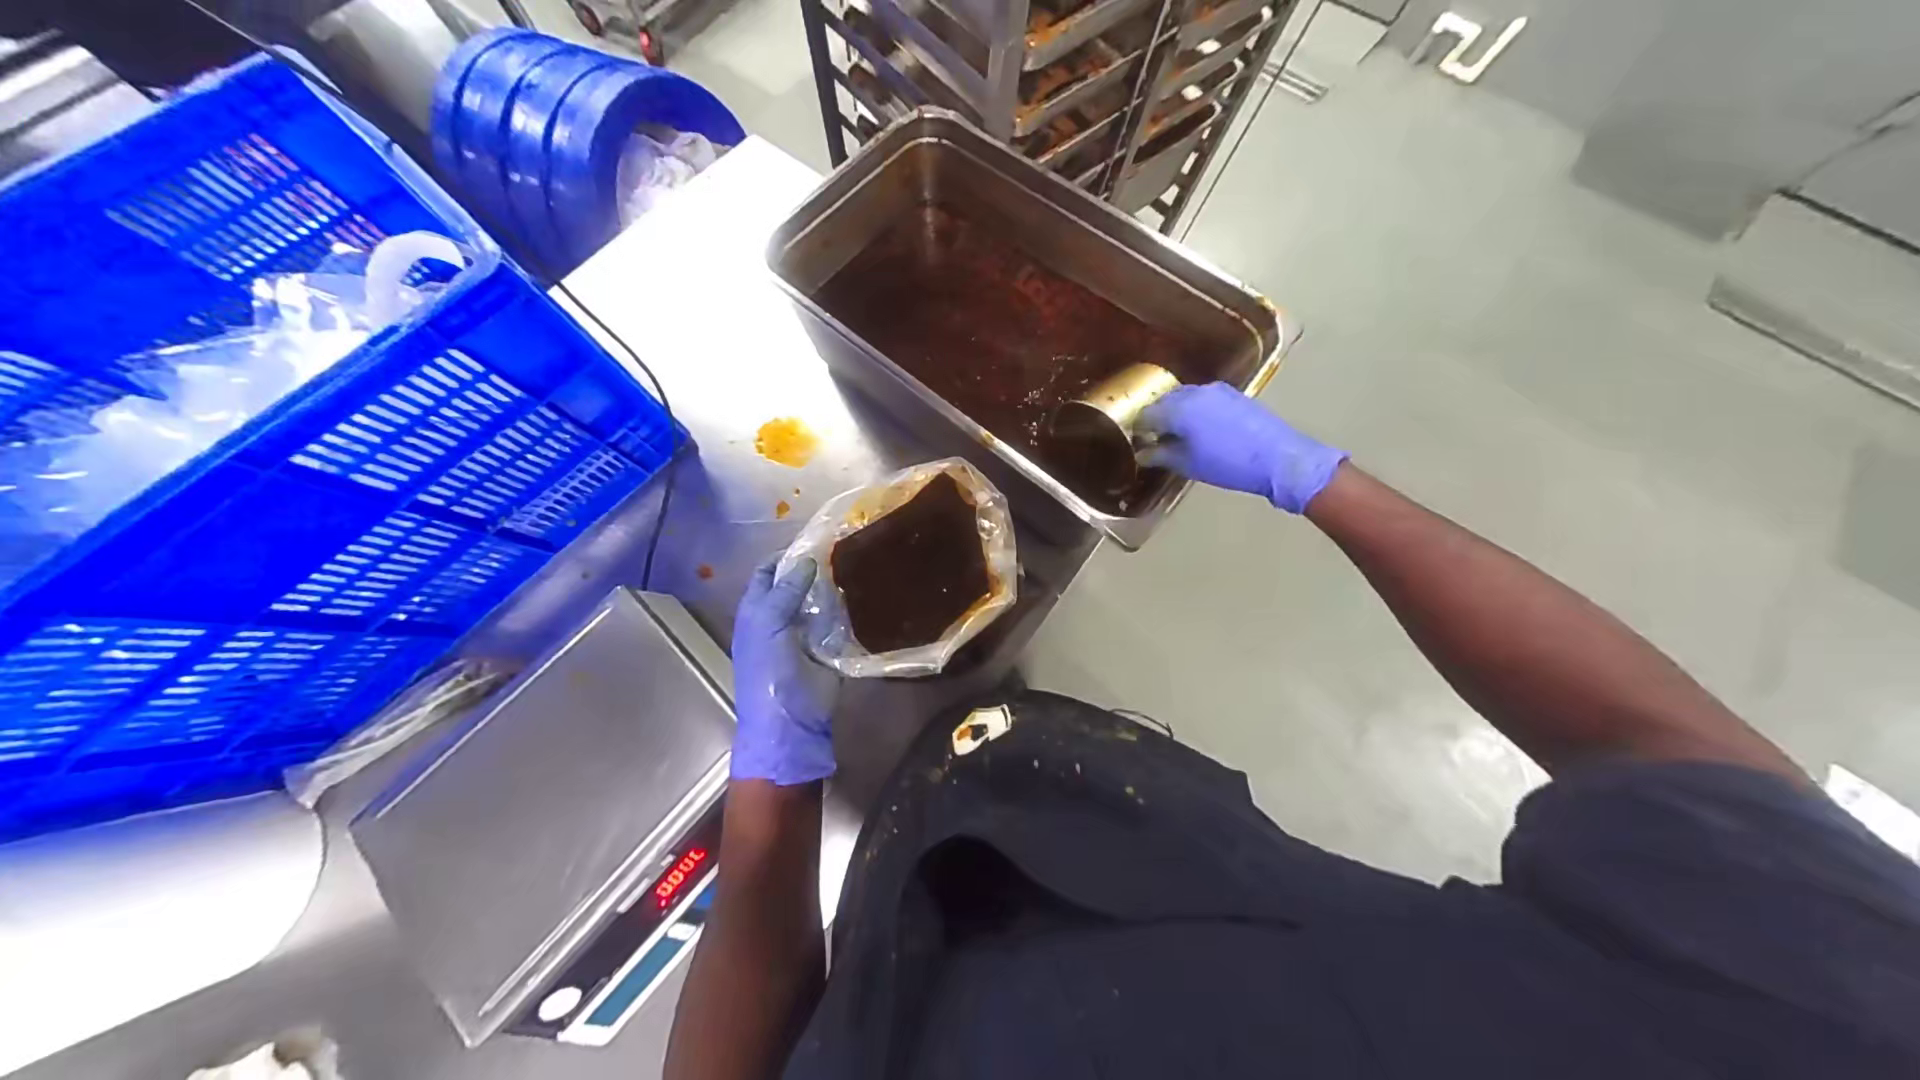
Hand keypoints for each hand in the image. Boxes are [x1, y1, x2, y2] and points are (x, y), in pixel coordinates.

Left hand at [730, 557, 837, 784]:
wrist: (790, 722)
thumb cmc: (768, 671)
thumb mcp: (768, 625)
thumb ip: (785, 591)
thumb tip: (806, 560)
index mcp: (757, 611)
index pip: (768, 572)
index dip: (785, 555)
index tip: (813, 540)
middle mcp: (780, 618)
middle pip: (797, 584)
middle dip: (814, 568)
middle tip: (842, 547)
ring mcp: (806, 633)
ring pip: (820, 601)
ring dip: (834, 587)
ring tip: (857, 563)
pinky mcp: (829, 648)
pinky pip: (839, 622)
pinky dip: (847, 609)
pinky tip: (863, 593)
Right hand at [1137, 381, 1347, 512]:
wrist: (1279, 458)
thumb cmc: (1228, 464)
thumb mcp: (1189, 464)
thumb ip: (1161, 455)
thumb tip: (1142, 453)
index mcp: (1180, 409)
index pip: (1147, 414)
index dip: (1139, 428)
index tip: (1138, 442)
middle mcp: (1195, 392)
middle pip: (1165, 401)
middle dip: (1157, 417)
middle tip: (1156, 439)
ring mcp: (1217, 391)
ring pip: (1185, 397)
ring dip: (1177, 412)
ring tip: (1178, 434)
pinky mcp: (1234, 395)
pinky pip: (1203, 398)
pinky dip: (1195, 409)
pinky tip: (1201, 428)